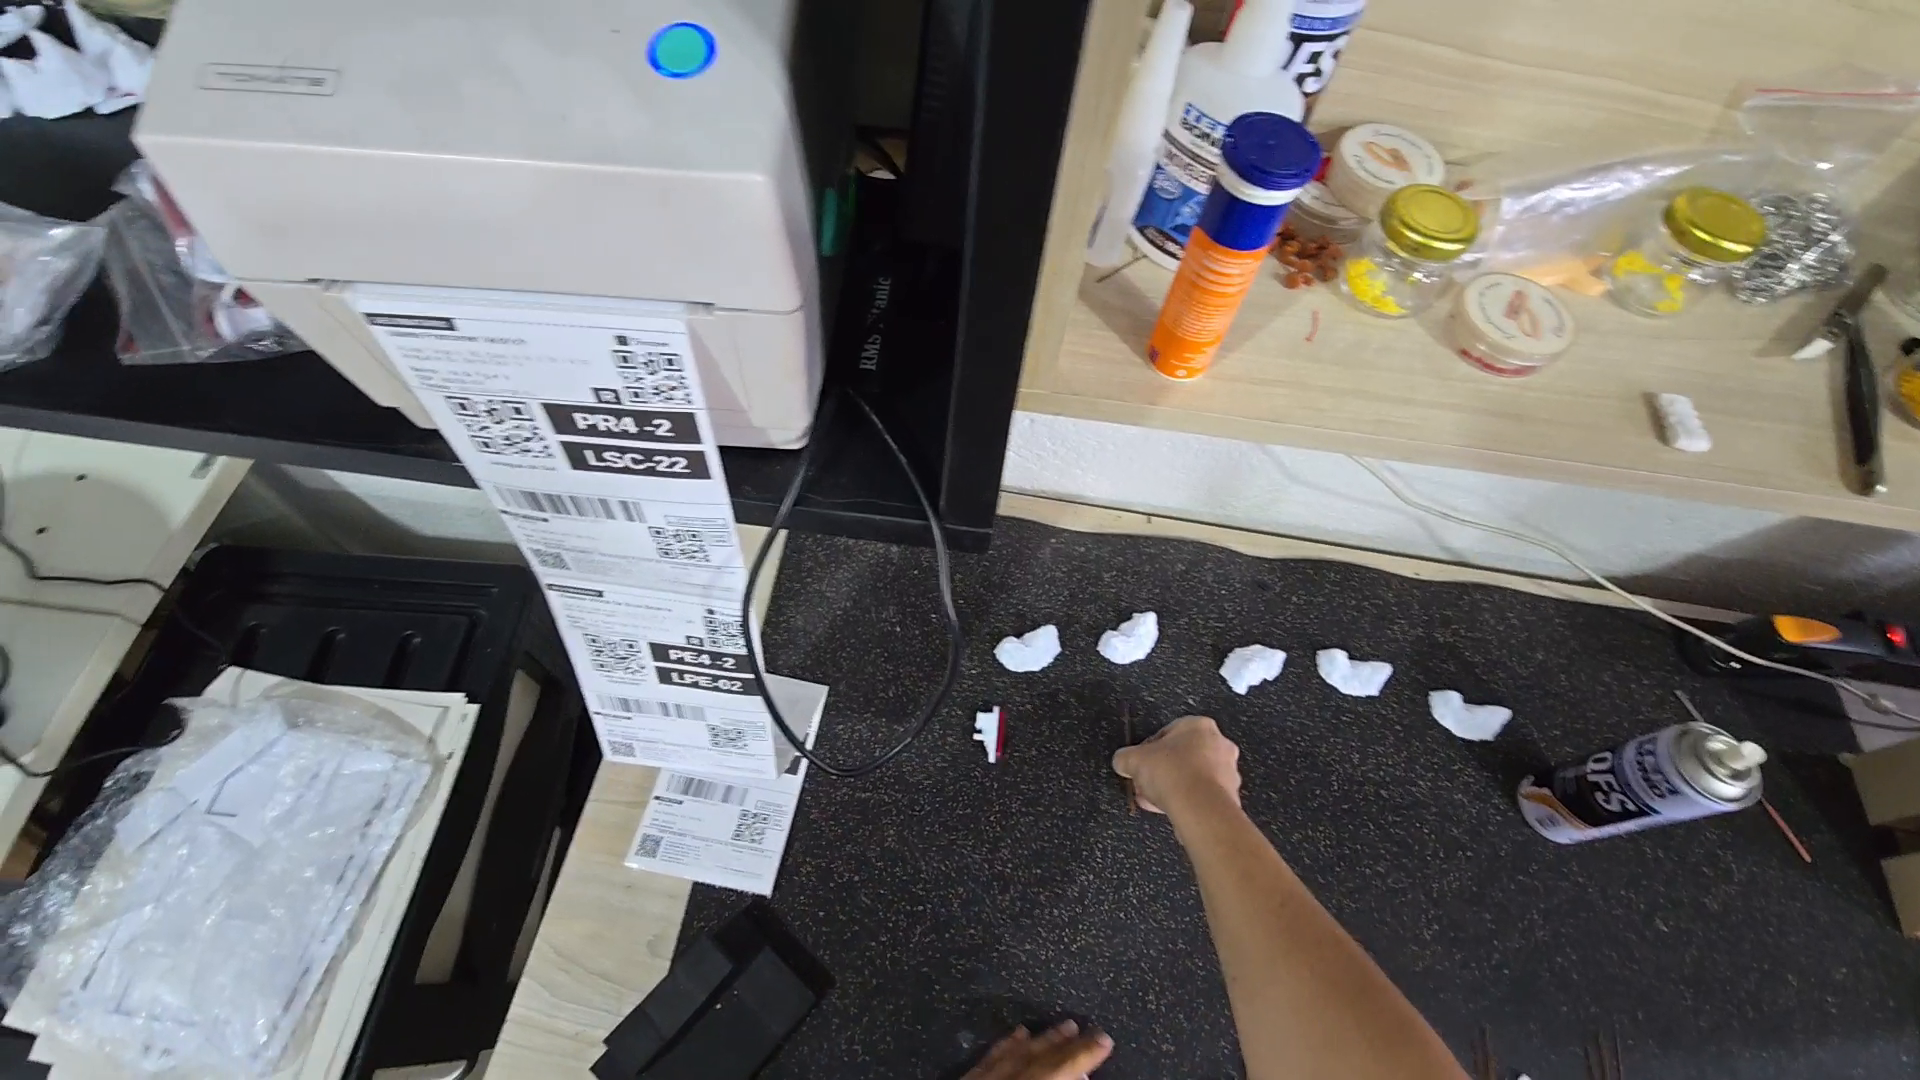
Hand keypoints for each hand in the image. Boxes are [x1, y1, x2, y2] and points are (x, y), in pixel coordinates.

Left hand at [962, 1021, 1112, 1079]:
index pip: (1060, 1071)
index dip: (1084, 1056)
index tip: (1105, 1040)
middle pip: (1042, 1060)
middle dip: (1068, 1046)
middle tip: (1089, 1031)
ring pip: (1019, 1053)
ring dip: (1044, 1040)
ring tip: (1065, 1027)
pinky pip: (992, 1056)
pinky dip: (1008, 1044)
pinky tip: (1019, 1033)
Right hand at [1112, 714, 1240, 814]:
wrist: (1199, 808)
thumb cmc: (1171, 773)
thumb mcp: (1133, 760)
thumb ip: (1125, 757)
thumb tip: (1122, 762)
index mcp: (1198, 725)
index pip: (1168, 732)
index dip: (1149, 749)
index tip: (1141, 763)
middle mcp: (1219, 743)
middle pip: (1183, 755)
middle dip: (1163, 770)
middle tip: (1147, 782)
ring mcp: (1228, 771)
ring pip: (1194, 776)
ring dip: (1175, 786)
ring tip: (1154, 800)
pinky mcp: (1231, 795)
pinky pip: (1203, 795)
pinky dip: (1187, 801)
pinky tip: (1170, 810)